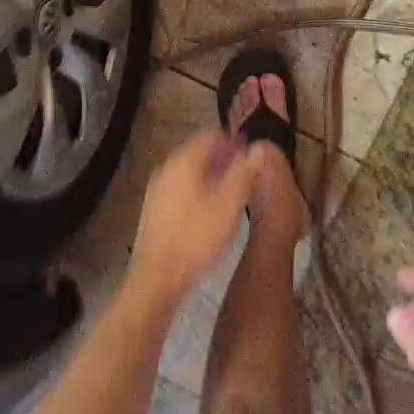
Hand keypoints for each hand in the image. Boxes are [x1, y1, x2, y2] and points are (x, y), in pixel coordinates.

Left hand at [127, 130, 261, 305]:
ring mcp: (157, 189)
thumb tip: (259, 149)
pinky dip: (199, 191)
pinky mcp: (154, 209)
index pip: (212, 135)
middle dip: (224, 160)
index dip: (235, 142)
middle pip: (199, 152)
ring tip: (233, 196)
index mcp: (184, 161)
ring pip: (190, 172)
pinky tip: (211, 212)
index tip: (253, 158)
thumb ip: (245, 172)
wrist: (157, 278)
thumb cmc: (197, 238)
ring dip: (212, 177)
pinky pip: (181, 189)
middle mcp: (166, 168)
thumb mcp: (230, 204)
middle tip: (247, 177)